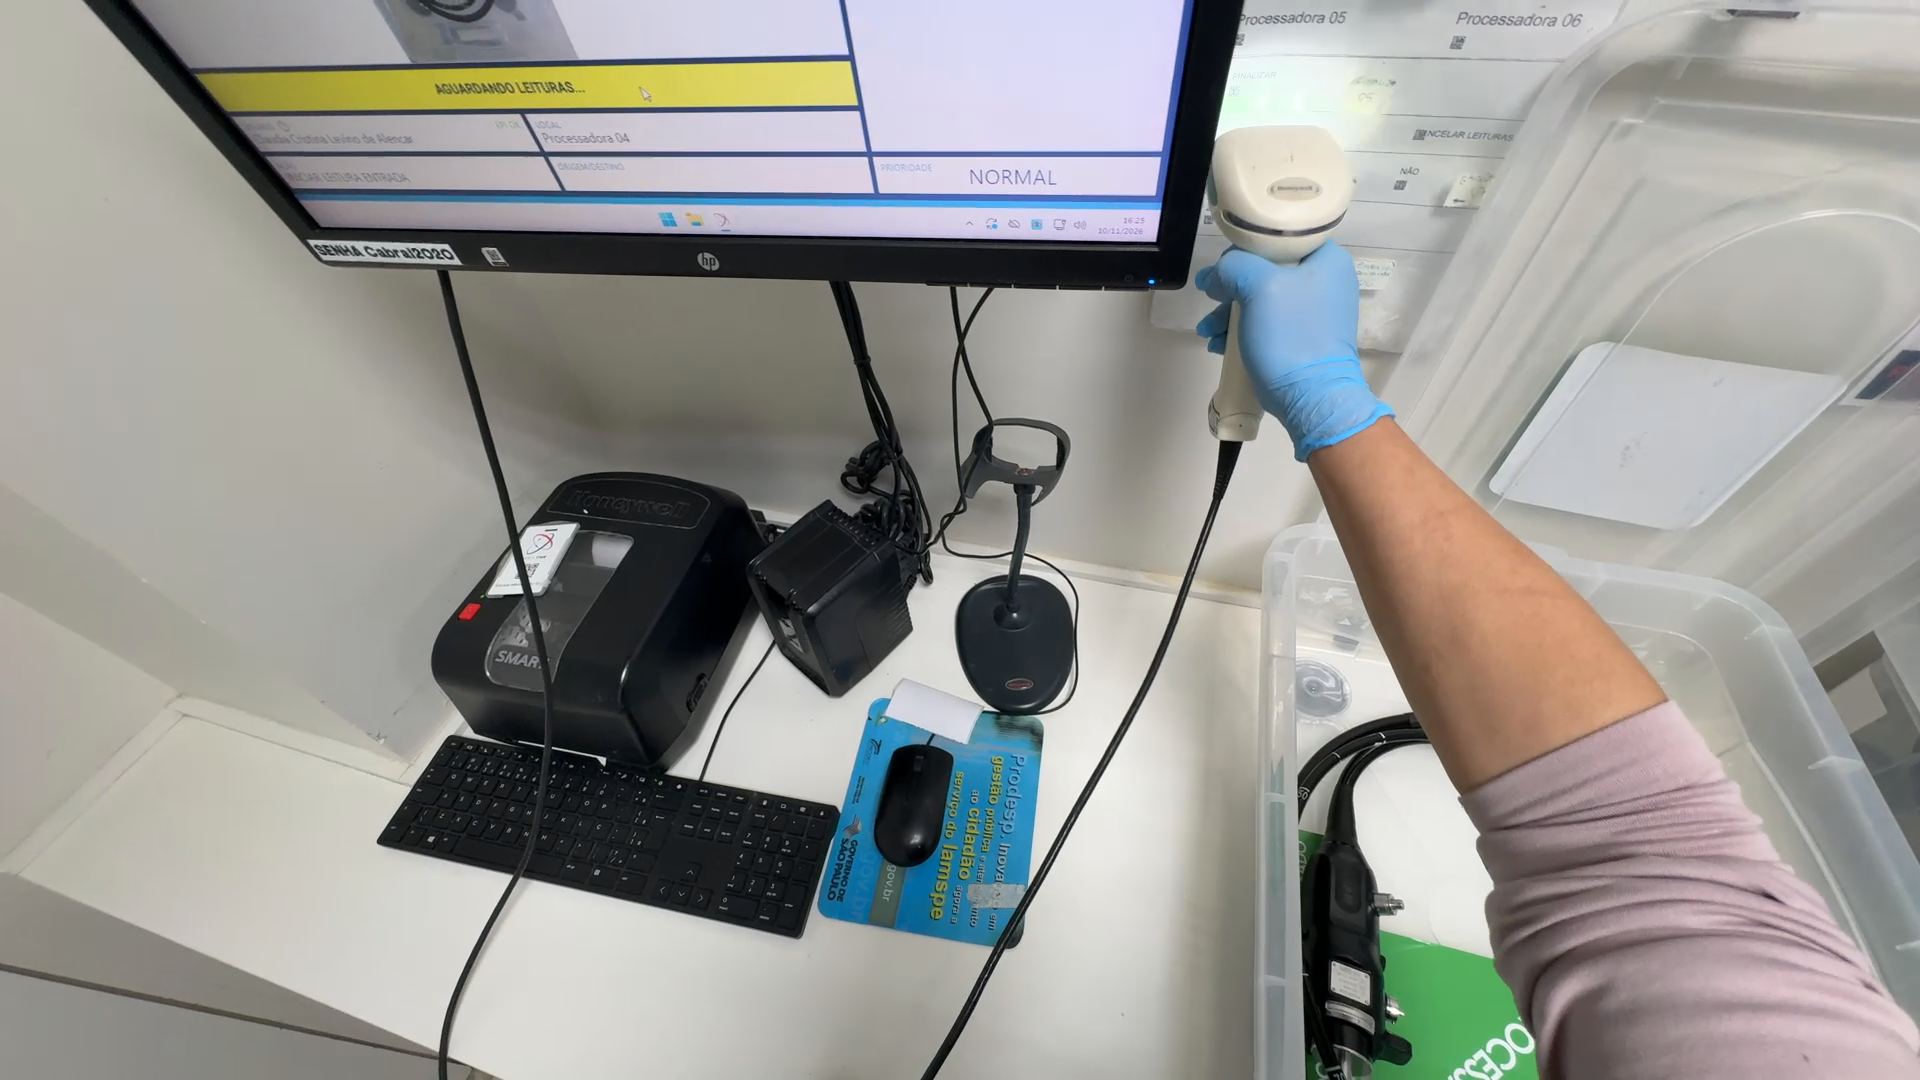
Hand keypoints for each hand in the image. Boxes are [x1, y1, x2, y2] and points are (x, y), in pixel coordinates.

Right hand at [1195, 242, 1392, 460]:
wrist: (1311, 397)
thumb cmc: (1289, 337)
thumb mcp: (1259, 287)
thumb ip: (1234, 268)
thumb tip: (1216, 276)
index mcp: (1326, 259)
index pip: (1279, 238)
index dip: (1244, 251)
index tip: (1221, 270)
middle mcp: (1325, 281)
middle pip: (1267, 271)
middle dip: (1231, 289)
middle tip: (1209, 300)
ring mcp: (1315, 313)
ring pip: (1262, 300)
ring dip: (1229, 314)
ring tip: (1208, 332)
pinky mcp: (1303, 339)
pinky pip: (1266, 325)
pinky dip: (1242, 331)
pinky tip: (1220, 345)